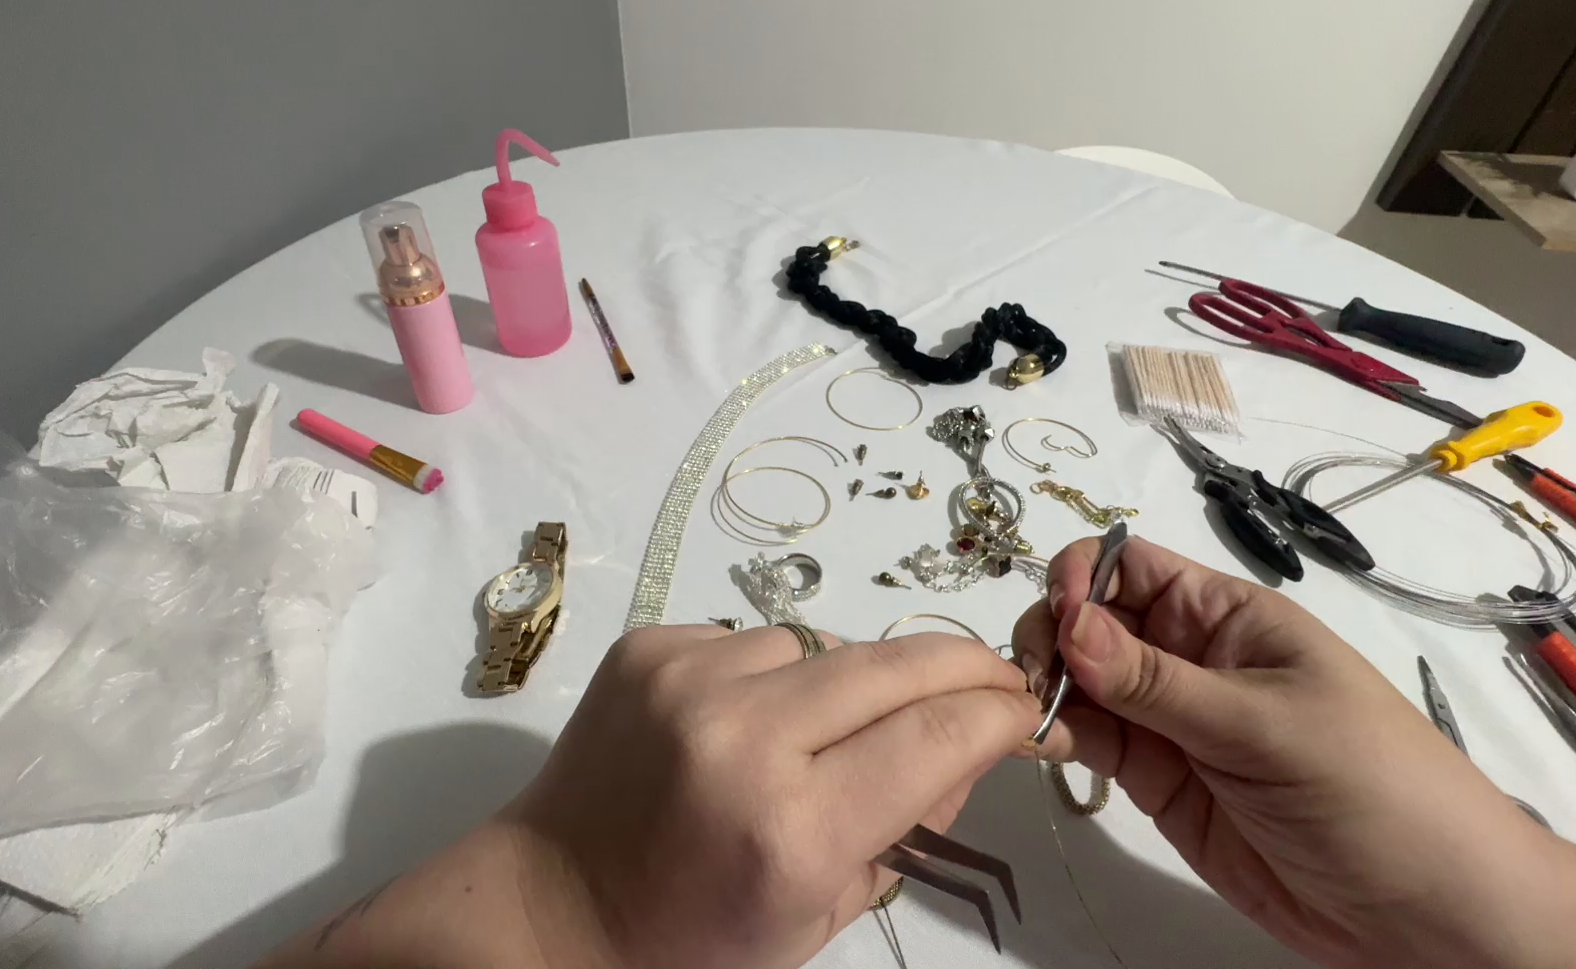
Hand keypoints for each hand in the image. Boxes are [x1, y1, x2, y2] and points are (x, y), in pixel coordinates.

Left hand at [502, 623, 1039, 968]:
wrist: (554, 898)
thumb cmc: (693, 934)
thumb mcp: (819, 909)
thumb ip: (904, 822)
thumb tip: (962, 738)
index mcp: (790, 828)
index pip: (934, 736)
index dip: (995, 712)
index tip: (1021, 703)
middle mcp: (739, 734)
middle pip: (888, 664)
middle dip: (957, 660)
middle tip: (990, 667)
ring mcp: (686, 676)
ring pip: (815, 645)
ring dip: (837, 680)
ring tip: (805, 730)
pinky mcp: (649, 645)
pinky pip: (747, 640)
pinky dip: (764, 674)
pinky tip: (732, 718)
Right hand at [1013, 535, 1575, 968]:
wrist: (1437, 926)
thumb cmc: (1375, 792)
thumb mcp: (1267, 727)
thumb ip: (1157, 681)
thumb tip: (1065, 624)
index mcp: (1219, 615)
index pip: (1126, 564)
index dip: (1081, 575)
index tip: (1060, 617)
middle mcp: (1179, 652)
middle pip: (1085, 616)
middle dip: (1051, 634)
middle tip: (1037, 678)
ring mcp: (1160, 714)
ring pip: (1075, 675)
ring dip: (1043, 684)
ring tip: (1028, 712)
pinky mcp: (1148, 771)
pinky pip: (1085, 734)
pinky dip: (1052, 730)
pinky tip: (1036, 740)